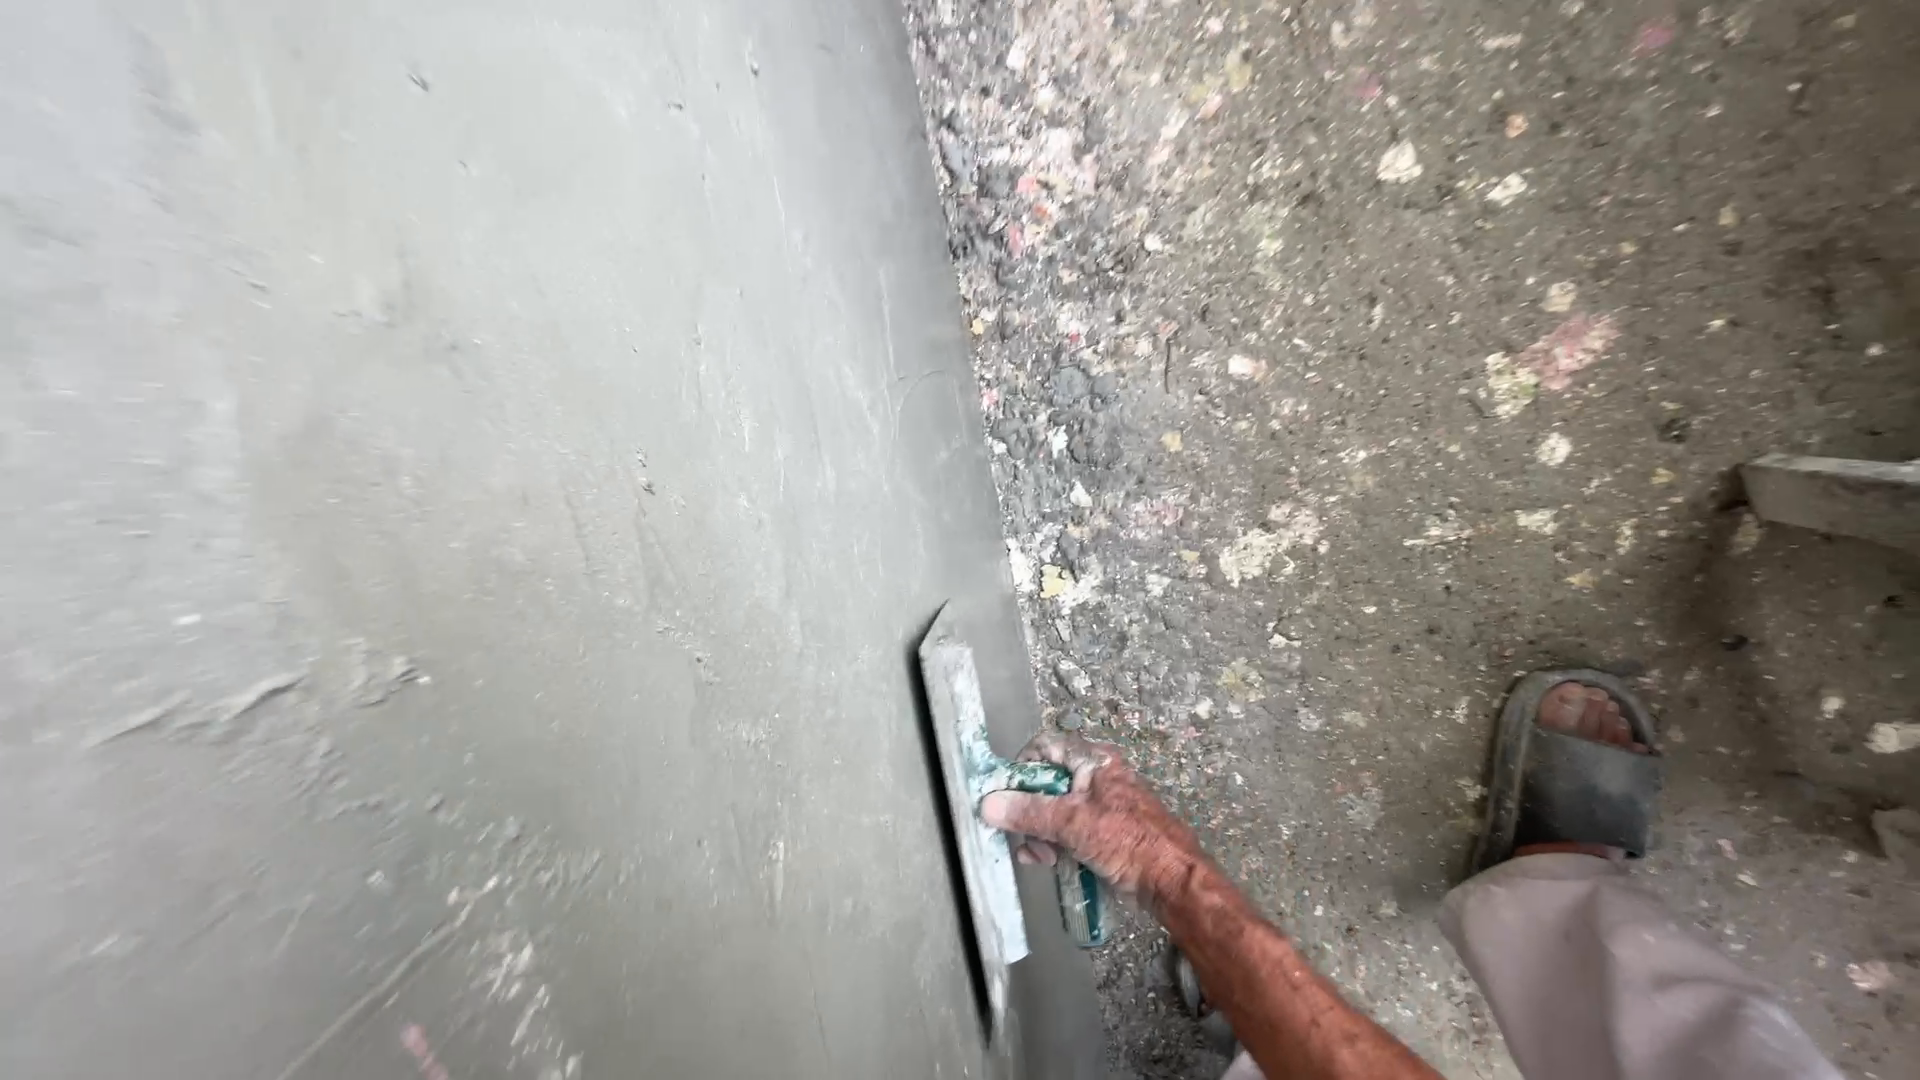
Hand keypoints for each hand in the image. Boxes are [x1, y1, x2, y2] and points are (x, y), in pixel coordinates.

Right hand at [979, 733, 1204, 905]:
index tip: (1003, 794)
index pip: (1045, 747)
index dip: (1021, 767)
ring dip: (1040, 832)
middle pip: (1046, 781)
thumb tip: (988, 804)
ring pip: (1055, 808)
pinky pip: (1069, 829)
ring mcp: (1100, 804)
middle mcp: (1095, 775)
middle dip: (1029, 810)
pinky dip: (1055, 842)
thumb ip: (1029, 812)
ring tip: (1040, 856)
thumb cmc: (1126, 841)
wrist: (1172, 880)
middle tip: (1024, 836)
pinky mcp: (1104, 830)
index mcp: (1092, 760)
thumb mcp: (1071, 823)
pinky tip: (1047, 861)